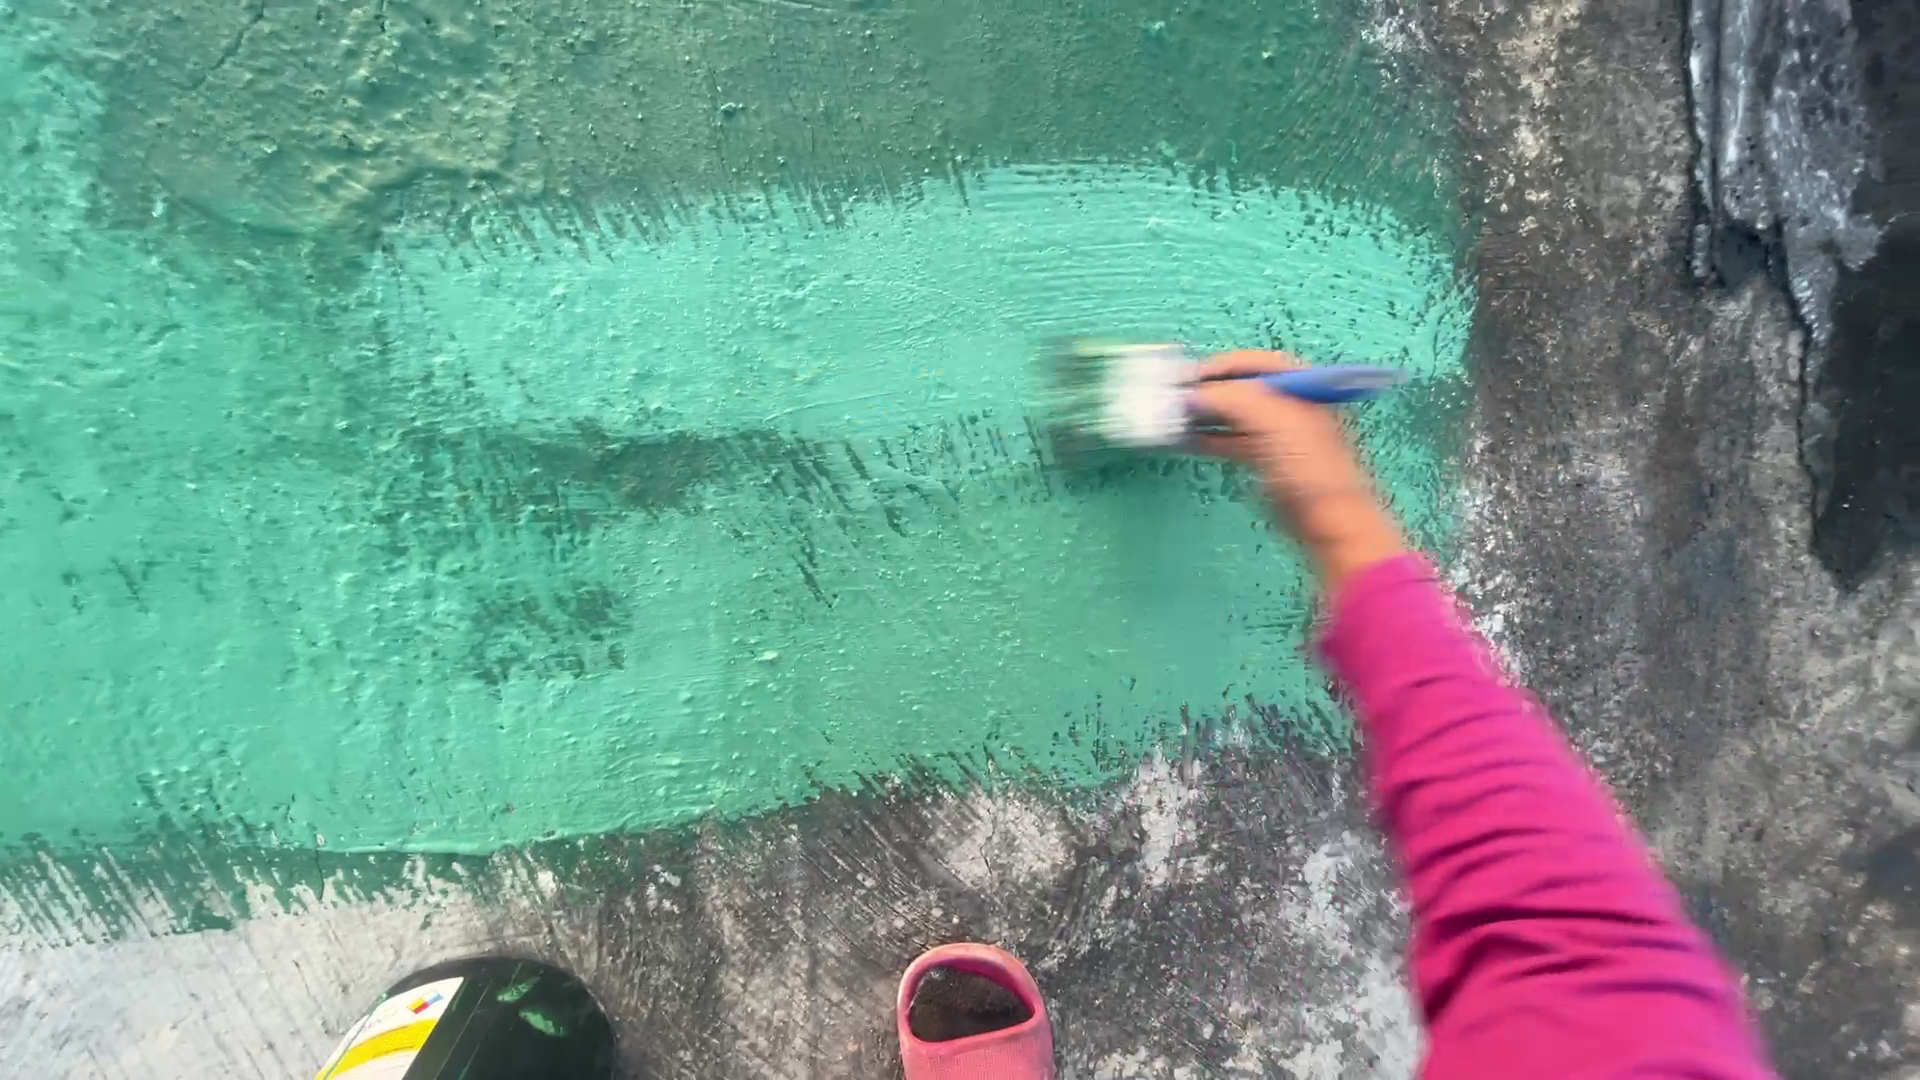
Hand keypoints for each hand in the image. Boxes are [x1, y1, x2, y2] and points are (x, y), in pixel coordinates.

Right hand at [1186, 350, 1407, 590]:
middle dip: (1208, 390)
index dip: (1221, 366)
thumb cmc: (1310, 468)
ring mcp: (1276, 435)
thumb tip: (1195, 394)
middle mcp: (1289, 406)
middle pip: (1242, 387)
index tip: (1189, 377)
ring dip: (1203, 414)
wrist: (1325, 519)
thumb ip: (1233, 398)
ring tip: (1174, 418)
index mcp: (1300, 388)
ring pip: (1232, 415)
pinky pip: (1229, 440)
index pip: (1256, 363)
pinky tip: (1185, 439)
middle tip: (1176, 397)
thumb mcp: (1273, 420)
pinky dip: (1206, 437)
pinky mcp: (1264, 461)